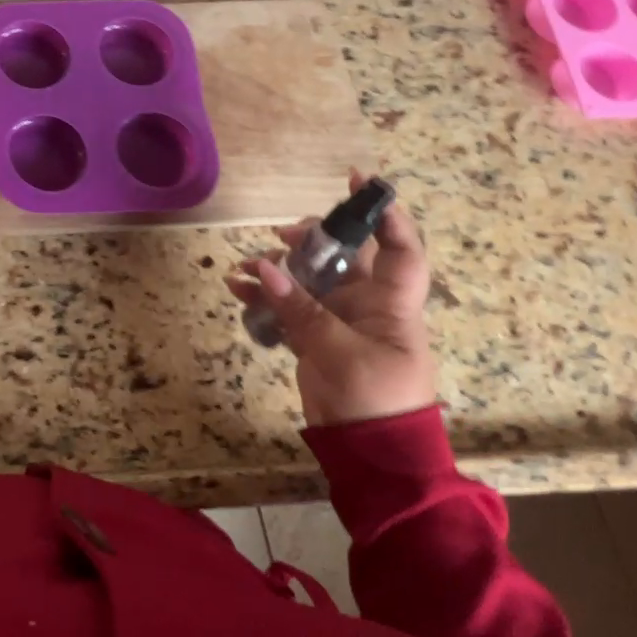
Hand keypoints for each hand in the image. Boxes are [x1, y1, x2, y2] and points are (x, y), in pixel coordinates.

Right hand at [225, 172, 437, 426]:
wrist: (371, 453)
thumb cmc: (375, 399)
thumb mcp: (340, 352)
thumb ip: (300, 309)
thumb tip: (263, 267)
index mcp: (391, 304)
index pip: (399, 249)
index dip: (386, 214)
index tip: (360, 182)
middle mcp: (366, 304)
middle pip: (342, 256)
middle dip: (310, 238)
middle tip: (279, 235)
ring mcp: (338, 320)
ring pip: (306, 278)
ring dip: (275, 268)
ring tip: (243, 268)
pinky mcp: (314, 338)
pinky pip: (286, 305)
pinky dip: (262, 295)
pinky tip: (236, 289)